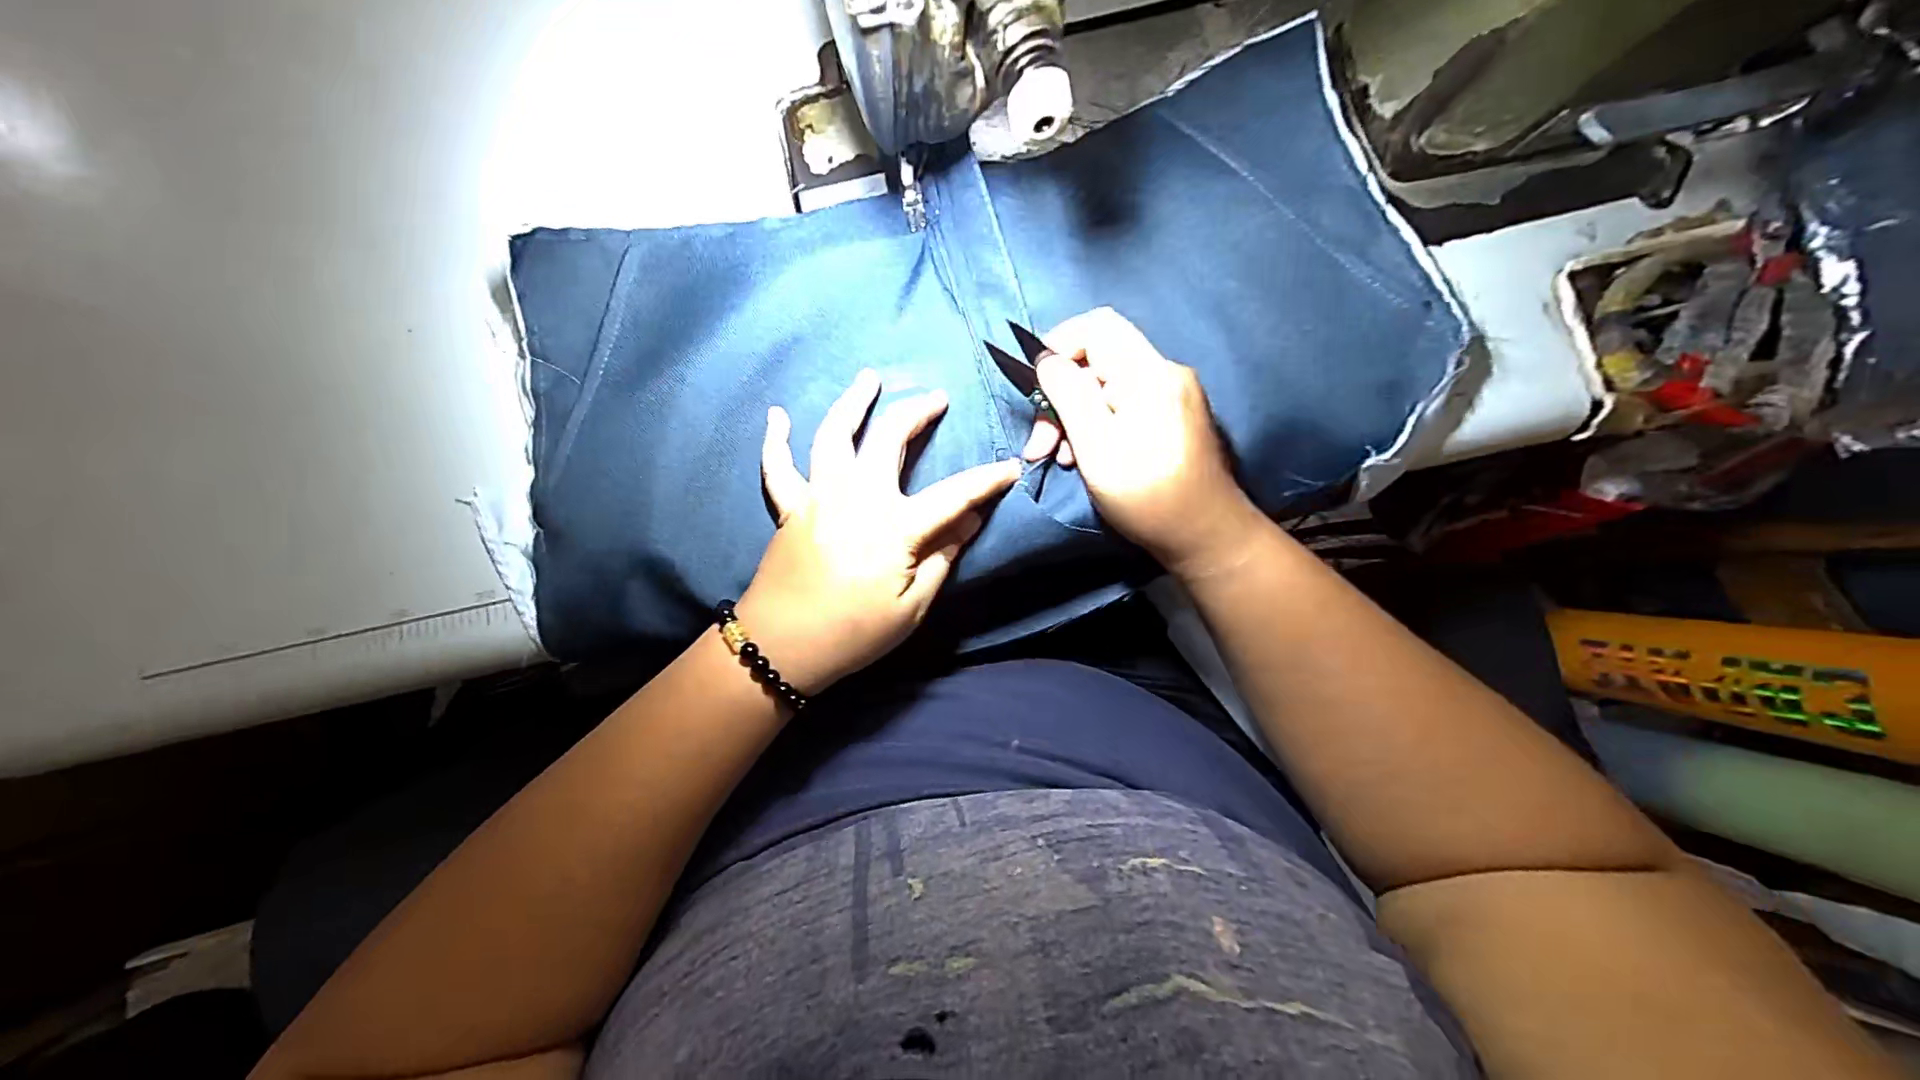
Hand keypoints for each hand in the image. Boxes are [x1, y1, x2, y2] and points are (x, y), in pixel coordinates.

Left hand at [739, 370, 1021, 694]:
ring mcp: (818, 497)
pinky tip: (777, 415)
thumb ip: (942, 557)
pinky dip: (775, 439)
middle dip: (917, 413)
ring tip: (869, 378)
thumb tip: (970, 520)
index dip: (986, 481)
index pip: (953, 495)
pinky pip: (778, 466)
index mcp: (894, 526)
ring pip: (834, 435)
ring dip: (853, 402)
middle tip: (937, 398)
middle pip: (889, 439)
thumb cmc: (854, 634)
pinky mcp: (789, 507)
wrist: (781, 648)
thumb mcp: (912, 607)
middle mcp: (856, 497)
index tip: (1011, 468)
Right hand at [1021, 307, 1263, 579]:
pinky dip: (1099, 427)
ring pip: (1107, 388)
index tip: (1036, 383)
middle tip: (1041, 443)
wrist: (1205, 536)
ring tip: (1062, 458)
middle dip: (1061, 397)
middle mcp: (1164, 374)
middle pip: (1098, 362)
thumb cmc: (1145, 493)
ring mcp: (1172, 397)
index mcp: (1148, 373)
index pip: (1097, 326)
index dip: (1059, 345)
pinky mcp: (1173, 419)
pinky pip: (1125, 407)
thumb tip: (1046, 358)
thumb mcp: (1095, 444)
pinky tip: (1087, 459)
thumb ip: (1068, 394)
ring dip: (1075, 418)